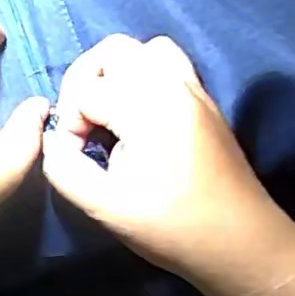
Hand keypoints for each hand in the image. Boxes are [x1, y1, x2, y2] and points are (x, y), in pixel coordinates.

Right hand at [41, 34, 294, 295]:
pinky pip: (170, 67)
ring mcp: (195, 91)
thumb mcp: (103, 206)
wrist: (241, 245)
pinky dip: (144, 79)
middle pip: (114, 50)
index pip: (86, 91)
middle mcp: (173, 86)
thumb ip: (64, 169)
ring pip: (146, 51)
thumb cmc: (171, 227)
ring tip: (107, 114)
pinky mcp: (206, 105)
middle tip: (80, 124)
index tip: (76, 156)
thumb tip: (54, 144)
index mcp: (148, 106)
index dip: (68, 123)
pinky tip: (137, 120)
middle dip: (85, 82)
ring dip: (116, 74)